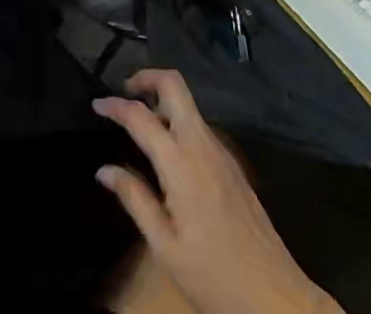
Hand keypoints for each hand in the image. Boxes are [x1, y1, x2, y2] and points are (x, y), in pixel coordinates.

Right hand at [93, 70, 341, 313]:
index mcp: (181, 163)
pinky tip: (164, 149)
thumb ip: (134, 199)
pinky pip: (199, 126)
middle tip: (123, 91)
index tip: (96, 104)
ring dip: (161, 100)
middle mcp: (202, 145)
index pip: (141, 117)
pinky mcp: (231, 163)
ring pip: (188, 105)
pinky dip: (176, 121)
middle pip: (175, 86)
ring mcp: (221, 151)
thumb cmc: (212, 272)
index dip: (115, 106)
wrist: (273, 293)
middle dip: (147, 78)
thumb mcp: (164, 244)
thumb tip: (103, 170)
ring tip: (137, 121)